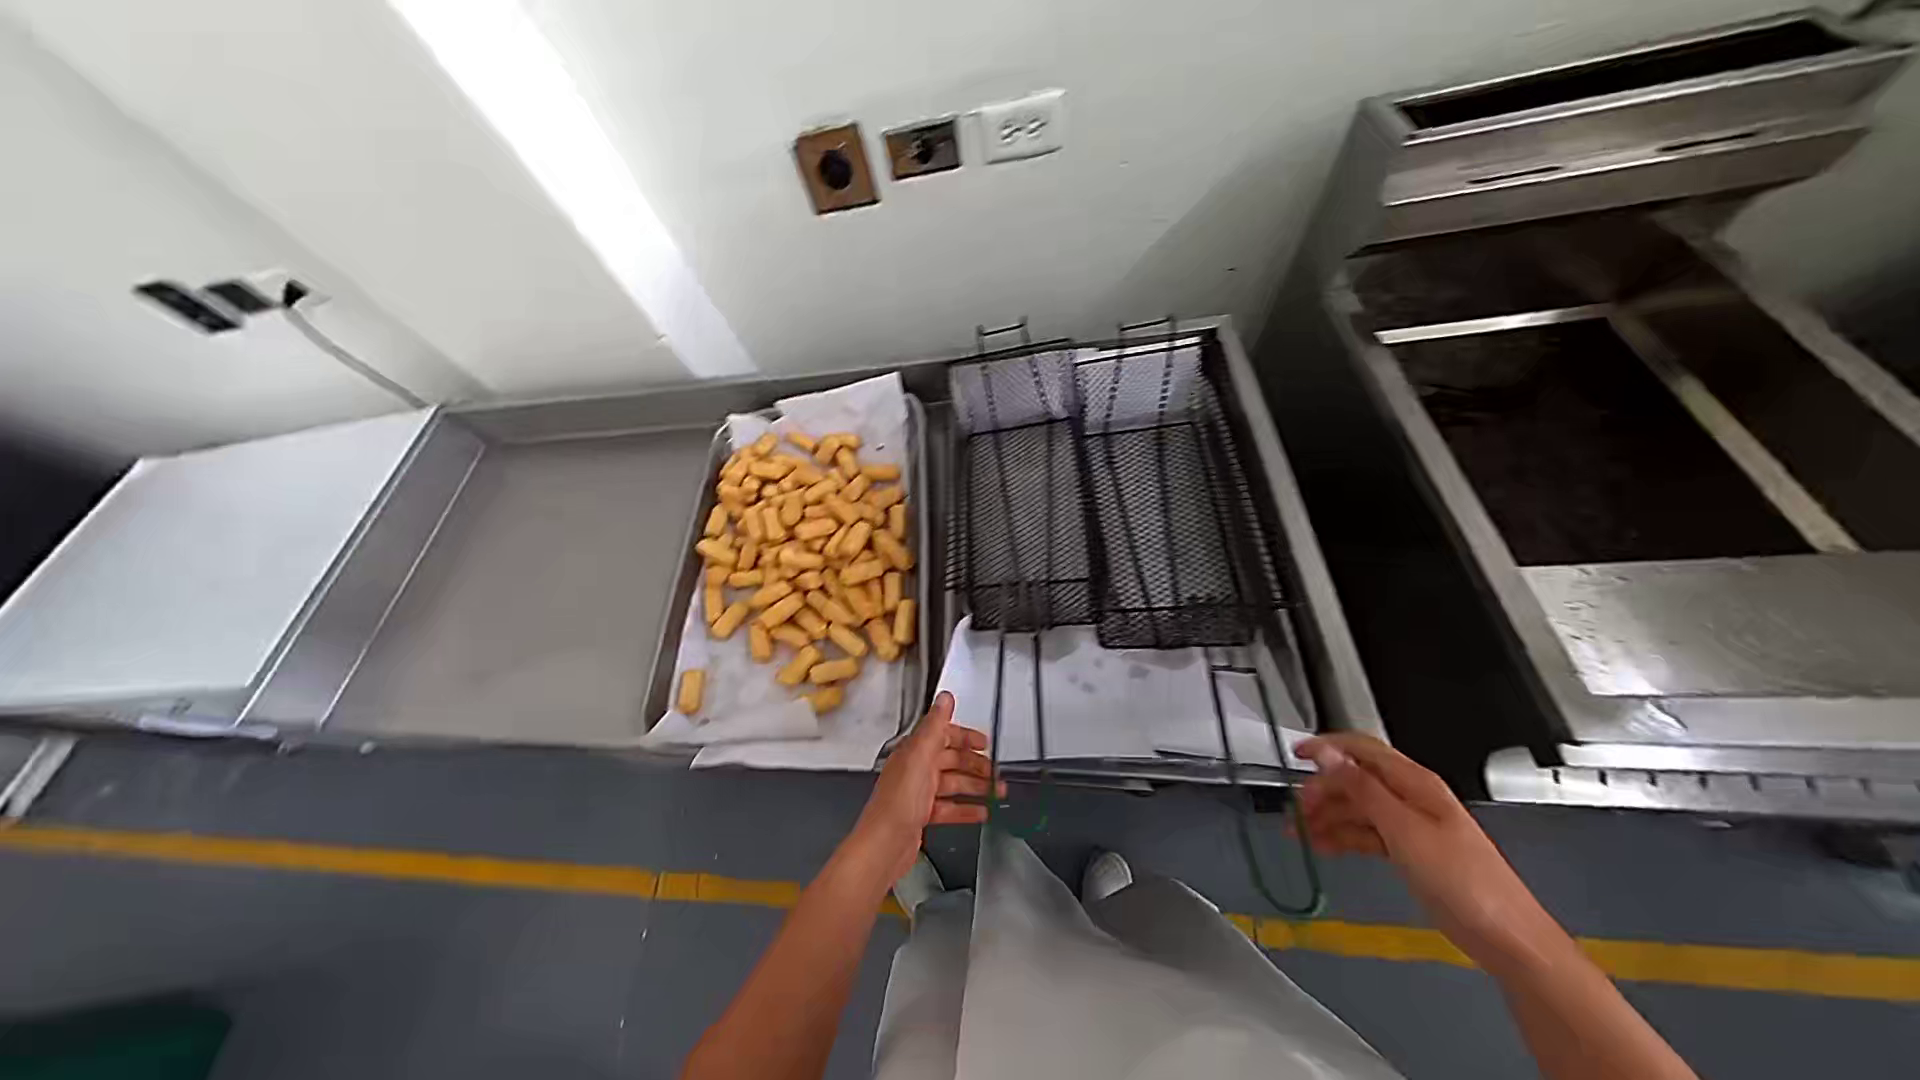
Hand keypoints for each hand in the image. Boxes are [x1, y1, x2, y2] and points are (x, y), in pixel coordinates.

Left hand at [848, 692, 997, 881]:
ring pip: (953, 784)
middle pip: (951, 760)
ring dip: (976, 786)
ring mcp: (918, 794)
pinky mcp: (922, 816)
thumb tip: (944, 698)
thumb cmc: (896, 804)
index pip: (942, 735)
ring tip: (996, 791)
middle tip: (996, 771)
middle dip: (975, 764)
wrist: (884, 846)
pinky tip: (981, 812)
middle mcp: (915, 770)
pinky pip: (950, 808)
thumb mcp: (920, 757)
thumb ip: (934, 725)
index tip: (984, 741)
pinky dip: (967, 809)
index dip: (965, 737)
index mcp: (914, 752)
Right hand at [1297, 734, 1566, 971]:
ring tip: (1300, 831)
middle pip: (1354, 780)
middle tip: (1297, 807)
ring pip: (1356, 808)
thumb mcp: (1403, 829)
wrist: (1506, 938)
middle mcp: (1410, 798)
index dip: (1326, 748)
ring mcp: (1409, 825)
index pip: (1361, 750)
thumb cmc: (1465, 882)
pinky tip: (1323, 846)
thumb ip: (1362, 789)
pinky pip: (1365, 834)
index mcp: (1414, 783)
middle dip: (1321, 789)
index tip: (1297, 755)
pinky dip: (1341, 837)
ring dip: (1326, 816)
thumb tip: (1330, 756)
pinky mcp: (1409, 851)